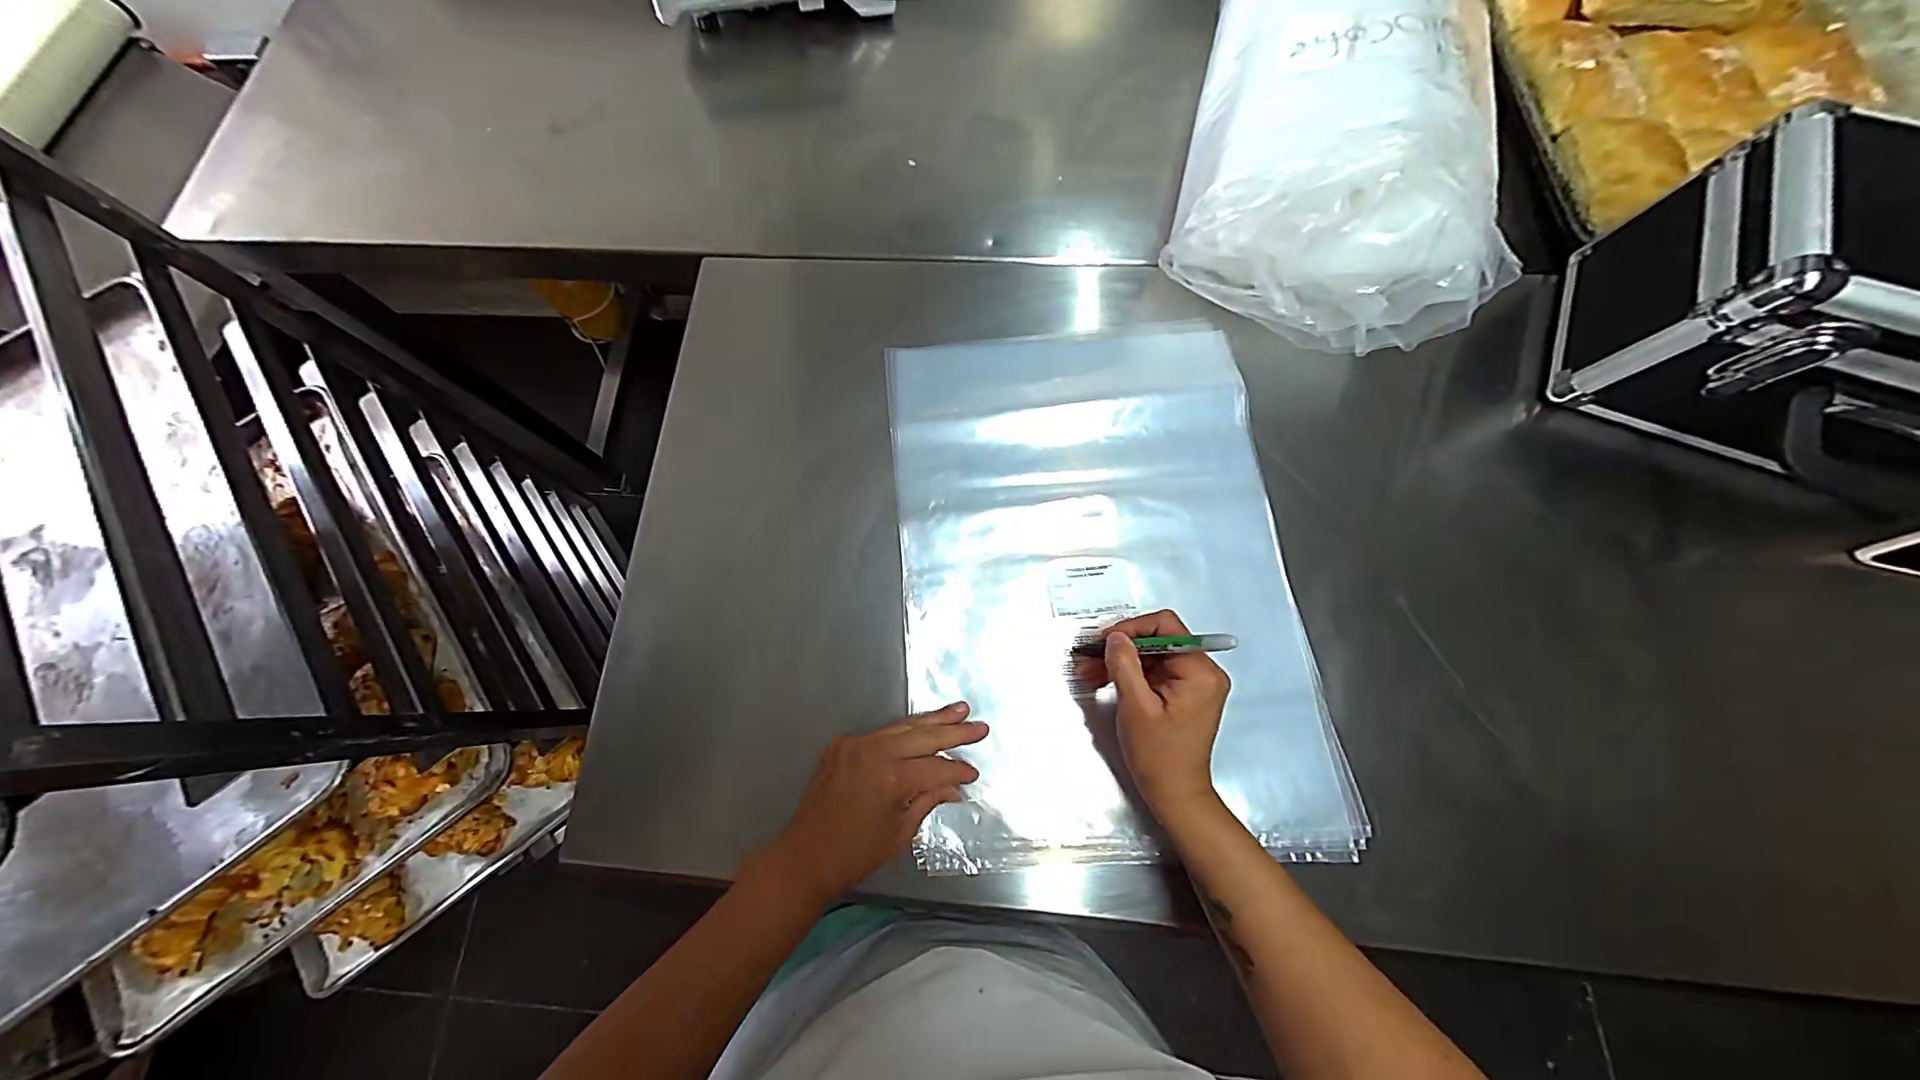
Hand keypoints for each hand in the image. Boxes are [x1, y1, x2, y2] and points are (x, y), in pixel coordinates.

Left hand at [743, 702, 986, 902]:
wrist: (804, 857)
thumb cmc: (854, 855)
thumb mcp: (900, 832)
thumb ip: (928, 800)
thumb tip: (953, 787)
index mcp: (890, 777)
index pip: (936, 767)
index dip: (957, 771)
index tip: (973, 775)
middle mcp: (873, 752)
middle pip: (923, 736)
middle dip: (954, 731)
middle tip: (979, 726)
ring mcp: (854, 745)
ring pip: (902, 728)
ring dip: (932, 720)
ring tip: (958, 711)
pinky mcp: (842, 746)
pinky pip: (880, 734)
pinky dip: (902, 732)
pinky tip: (921, 726)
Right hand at [1084, 610, 1228, 821]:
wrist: (1174, 794)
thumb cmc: (1159, 756)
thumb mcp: (1135, 706)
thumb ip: (1125, 665)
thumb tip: (1115, 636)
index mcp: (1200, 672)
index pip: (1166, 627)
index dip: (1132, 628)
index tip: (1105, 641)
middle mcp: (1203, 672)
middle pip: (1157, 640)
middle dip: (1121, 647)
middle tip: (1090, 656)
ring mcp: (1194, 683)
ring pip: (1152, 656)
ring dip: (1121, 661)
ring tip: (1090, 670)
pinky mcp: (1183, 694)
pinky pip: (1154, 672)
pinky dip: (1130, 674)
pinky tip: (1104, 679)